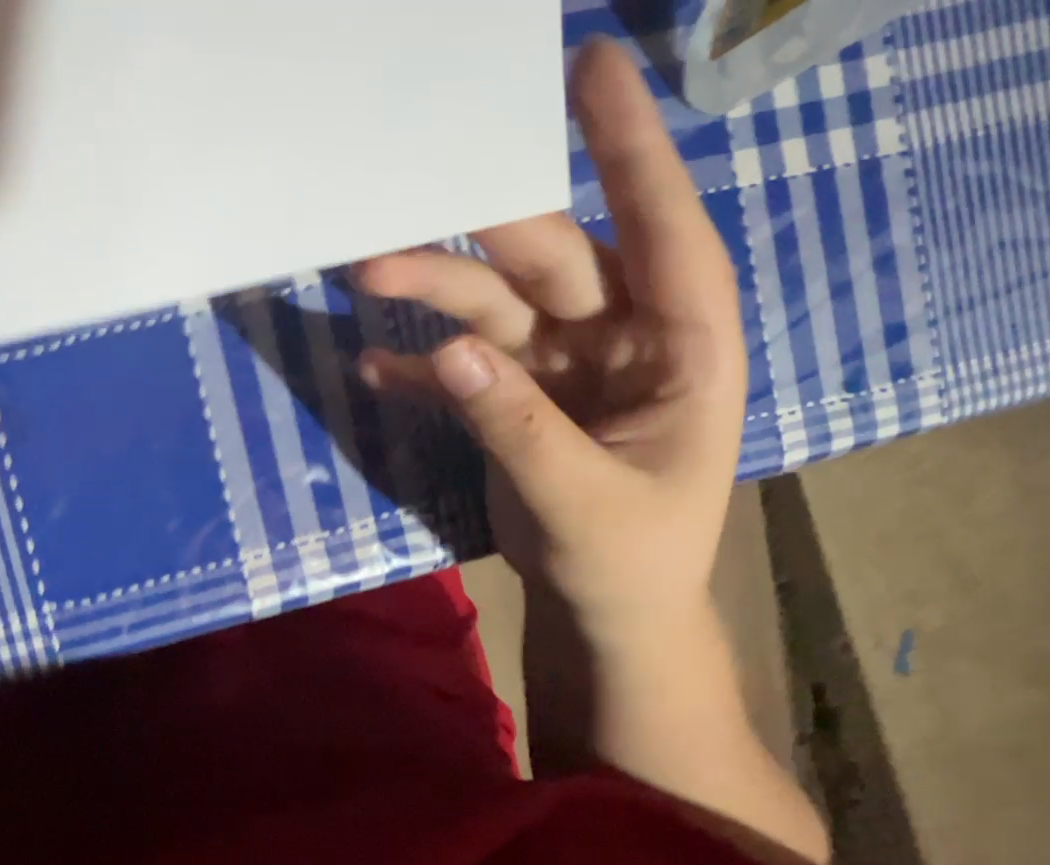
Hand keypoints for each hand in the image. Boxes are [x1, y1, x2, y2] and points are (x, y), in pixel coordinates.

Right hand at [354, 39, 746, 635]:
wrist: (606, 609)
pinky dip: (418, 370)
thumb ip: (520, 427)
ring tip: (366, 273)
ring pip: (493, 306)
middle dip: (478, 236)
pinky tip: (371, 367)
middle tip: (404, 212)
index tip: (587, 70)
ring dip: (432, 292)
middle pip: (548, 262)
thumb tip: (450, 351)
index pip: (663, 228)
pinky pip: (460, 369)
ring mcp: (560, 366)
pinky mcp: (513, 399)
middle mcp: (620, 336)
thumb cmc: (632, 557)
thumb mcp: (585, 500)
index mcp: (683, 344)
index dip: (628, 148)